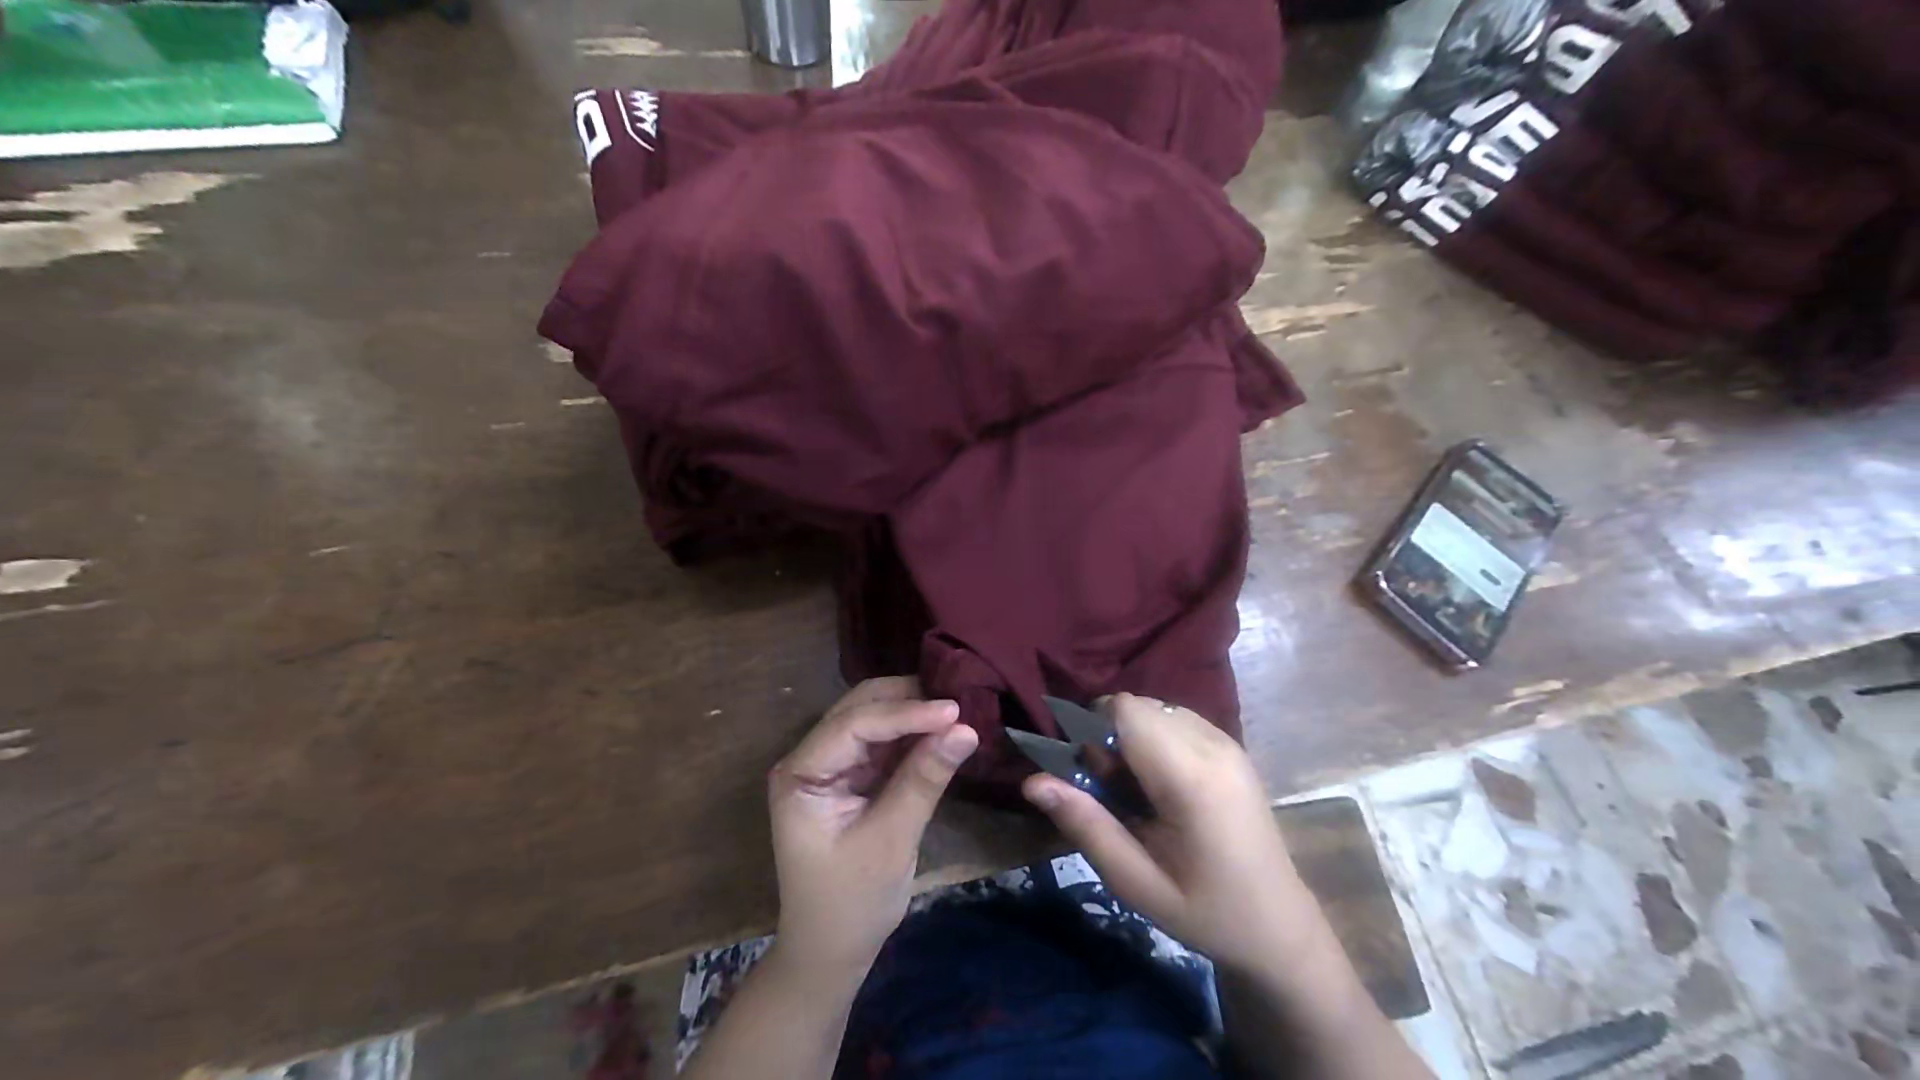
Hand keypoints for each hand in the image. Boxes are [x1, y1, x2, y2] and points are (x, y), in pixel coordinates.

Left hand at [768, 677, 978, 976]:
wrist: (832, 951)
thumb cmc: (851, 903)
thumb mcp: (890, 841)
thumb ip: (924, 780)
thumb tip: (966, 729)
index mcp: (800, 774)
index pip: (853, 725)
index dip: (905, 713)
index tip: (955, 709)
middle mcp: (810, 759)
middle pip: (859, 709)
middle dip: (908, 701)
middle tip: (960, 700)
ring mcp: (831, 766)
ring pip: (874, 718)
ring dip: (914, 712)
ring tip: (959, 709)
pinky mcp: (852, 777)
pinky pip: (885, 742)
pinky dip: (914, 733)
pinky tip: (944, 729)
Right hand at [1021, 693, 1309, 972]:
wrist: (1279, 926)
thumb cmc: (1204, 912)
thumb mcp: (1135, 882)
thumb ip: (1085, 825)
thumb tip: (1032, 781)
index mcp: (1191, 777)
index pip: (1125, 710)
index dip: (1091, 728)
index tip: (1084, 773)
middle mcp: (1212, 745)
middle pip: (1137, 705)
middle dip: (1107, 734)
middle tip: (1107, 787)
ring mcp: (1227, 742)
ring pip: (1154, 708)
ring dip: (1130, 735)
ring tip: (1133, 788)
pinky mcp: (1231, 747)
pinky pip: (1175, 718)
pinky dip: (1153, 737)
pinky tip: (1158, 784)